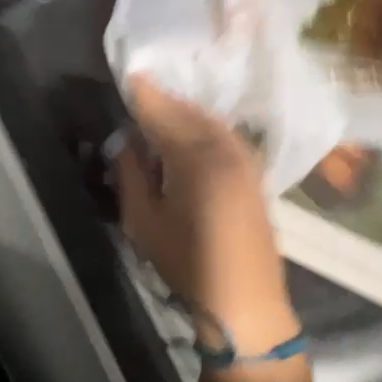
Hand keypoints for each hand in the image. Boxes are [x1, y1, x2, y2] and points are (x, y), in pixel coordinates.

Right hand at [114, 76, 299, 354]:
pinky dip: (205, 128)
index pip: (164, 114)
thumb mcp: (142, 221)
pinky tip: (191, 136)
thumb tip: (126, 143)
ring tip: (162, 111)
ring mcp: (248, 166)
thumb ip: (131, 174)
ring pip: (214, 124)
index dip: (145, 95)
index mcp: (197, 160)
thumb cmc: (187, 263)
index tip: (129, 76)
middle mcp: (227, 154)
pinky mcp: (256, 180)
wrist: (246, 304)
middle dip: (166, 100)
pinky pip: (227, 138)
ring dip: (188, 113)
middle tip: (141, 92)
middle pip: (192, 114)